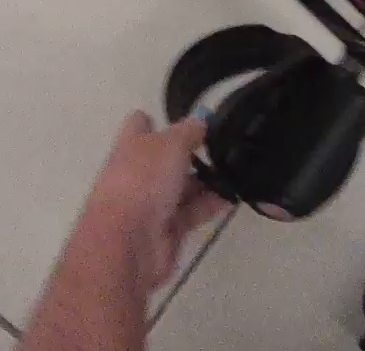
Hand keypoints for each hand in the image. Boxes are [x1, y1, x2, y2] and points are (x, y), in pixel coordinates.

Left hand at [79, 111, 232, 297]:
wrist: (128, 243)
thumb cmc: (143, 180)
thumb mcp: (170, 144)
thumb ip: (188, 131)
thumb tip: (201, 121)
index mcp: (131, 144)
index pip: (141, 124)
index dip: (161, 121)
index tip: (188, 121)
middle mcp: (139, 171)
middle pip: (166, 158)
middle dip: (192, 152)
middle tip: (225, 147)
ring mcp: (152, 202)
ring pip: (182, 186)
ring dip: (206, 180)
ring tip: (237, 171)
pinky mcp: (167, 229)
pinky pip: (192, 212)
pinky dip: (210, 205)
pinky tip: (232, 197)